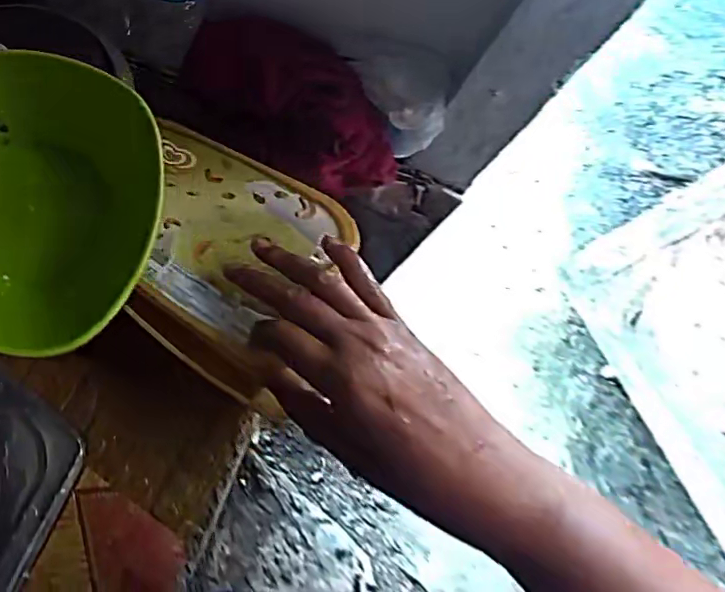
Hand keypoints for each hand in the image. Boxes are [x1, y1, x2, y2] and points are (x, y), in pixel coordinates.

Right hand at [224, 237, 544, 548]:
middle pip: (295, 299)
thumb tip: (268, 371)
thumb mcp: (345, 449)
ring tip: (261, 245)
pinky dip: (348, 261)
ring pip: (326, 283)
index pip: (279, 335)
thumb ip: (300, 403)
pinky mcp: (404, 330)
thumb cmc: (415, 474)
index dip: (256, 334)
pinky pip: (370, 287)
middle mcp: (357, 344)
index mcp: (339, 376)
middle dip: (257, 281)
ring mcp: (383, 332)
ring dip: (290, 260)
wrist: (494, 481)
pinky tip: (328, 243)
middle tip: (230, 269)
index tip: (248, 341)